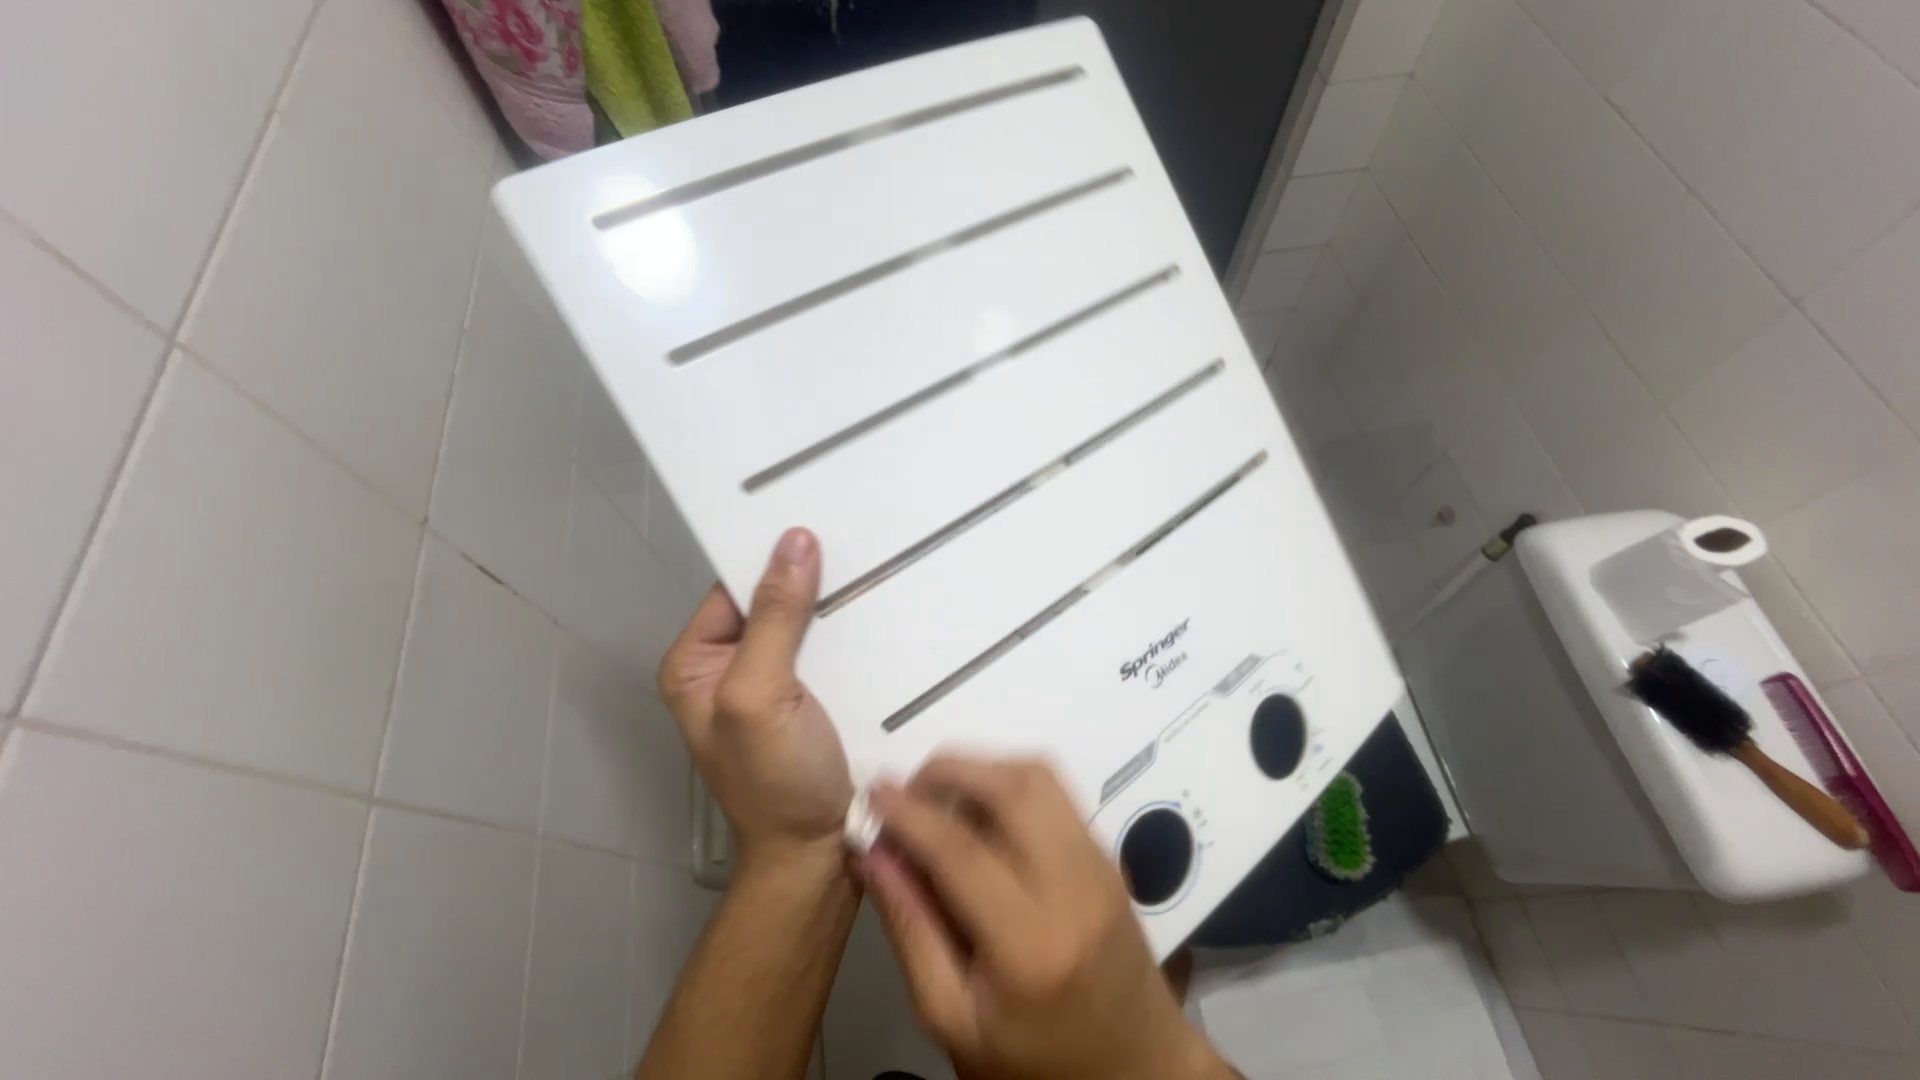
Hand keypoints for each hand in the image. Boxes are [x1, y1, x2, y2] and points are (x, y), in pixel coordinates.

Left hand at [659, 528, 851, 873]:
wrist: (819, 852)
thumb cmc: (775, 784)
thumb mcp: (760, 695)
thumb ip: (774, 618)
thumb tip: (794, 543)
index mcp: (697, 662)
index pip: (733, 587)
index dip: (771, 556)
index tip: (818, 524)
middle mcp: (731, 666)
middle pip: (772, 600)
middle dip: (812, 578)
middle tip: (858, 542)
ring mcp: (775, 682)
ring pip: (807, 623)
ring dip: (838, 606)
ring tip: (878, 569)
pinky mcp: (812, 697)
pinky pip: (831, 649)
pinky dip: (853, 634)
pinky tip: (882, 616)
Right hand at [859, 757, 1233, 1079]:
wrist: (1134, 1067)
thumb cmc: (1034, 1059)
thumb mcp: (953, 1018)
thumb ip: (910, 928)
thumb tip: (872, 851)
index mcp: (1031, 946)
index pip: (961, 851)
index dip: (909, 814)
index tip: (872, 792)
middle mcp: (1075, 888)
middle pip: (1012, 789)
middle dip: (948, 771)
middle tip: (905, 791)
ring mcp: (1101, 864)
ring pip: (1040, 776)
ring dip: (981, 768)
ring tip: (940, 798)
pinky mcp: (1109, 854)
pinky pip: (1056, 792)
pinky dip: (1009, 783)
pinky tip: (980, 813)